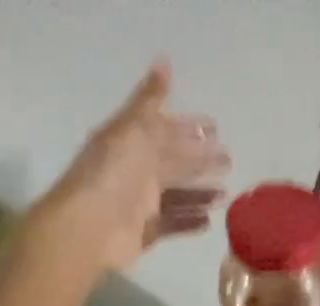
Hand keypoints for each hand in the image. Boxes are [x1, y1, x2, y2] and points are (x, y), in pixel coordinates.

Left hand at [33, 59, 230, 270]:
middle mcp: (135, 169)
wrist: (90, 226)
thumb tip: (164, 60)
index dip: (188, 128)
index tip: (216, 128)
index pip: (164, 130)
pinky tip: (209, 221)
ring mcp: (140, 202)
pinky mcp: (145, 230)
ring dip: (200, 192)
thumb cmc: (113, 172)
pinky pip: (172, 224)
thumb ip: (150, 99)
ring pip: (176, 194)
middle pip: (173, 162)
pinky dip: (189, 221)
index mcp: (130, 141)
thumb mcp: (133, 127)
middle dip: (201, 160)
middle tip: (229, 161)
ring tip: (225, 194)